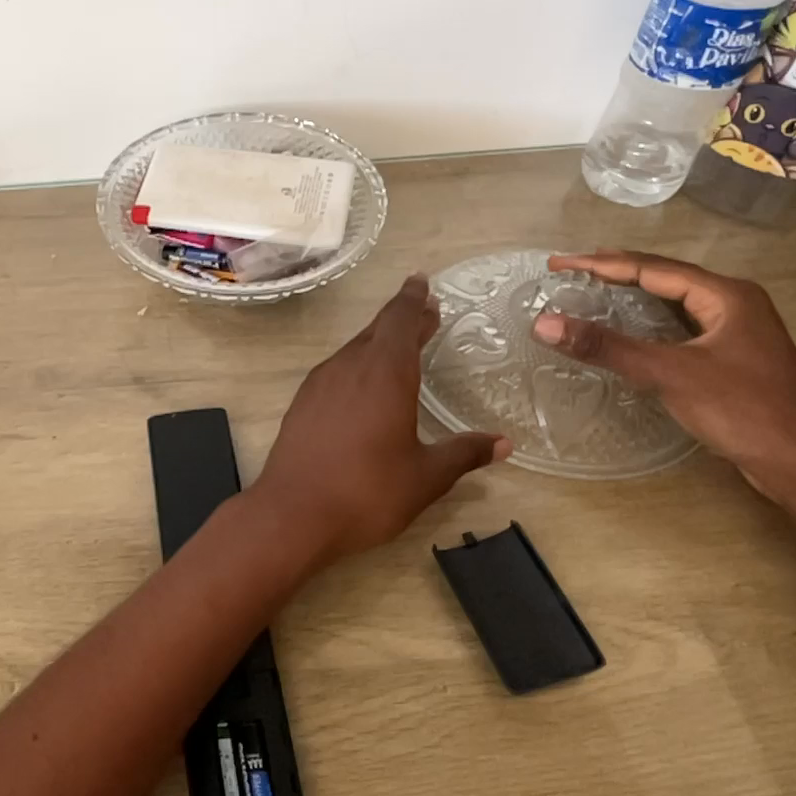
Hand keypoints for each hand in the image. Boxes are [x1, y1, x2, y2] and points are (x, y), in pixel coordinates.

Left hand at [248, 274, 510, 560]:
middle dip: (401, 319)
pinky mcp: (302, 404)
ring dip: (378, 343)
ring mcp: (319, 384)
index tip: (421, 282)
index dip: (413, 299)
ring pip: (353, 350)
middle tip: (424, 312)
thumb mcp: (425, 477)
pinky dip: (356, 366)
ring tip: (399, 348)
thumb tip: (503, 444)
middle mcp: (349, 368)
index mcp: (384, 373)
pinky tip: (362, 386)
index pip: (400, 320)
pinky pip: (335, 371)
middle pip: (377, 330)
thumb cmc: (366, 492)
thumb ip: (463, 454)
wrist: (292, 513)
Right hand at [532, 250, 795, 493]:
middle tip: (570, 271)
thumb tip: (545, 324)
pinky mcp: (731, 356)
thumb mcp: (669, 374)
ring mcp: (736, 331)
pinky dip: (647, 320)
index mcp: (726, 295)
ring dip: (632, 294)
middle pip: (665, 277)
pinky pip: (680, 325)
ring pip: (674, 301)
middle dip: (616, 271)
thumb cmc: (742, 409)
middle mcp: (734, 303)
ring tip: (593, 289)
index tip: (558, 264)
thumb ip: (608, 347)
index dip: (601, 264)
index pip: (652, 269)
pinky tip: (629, 329)